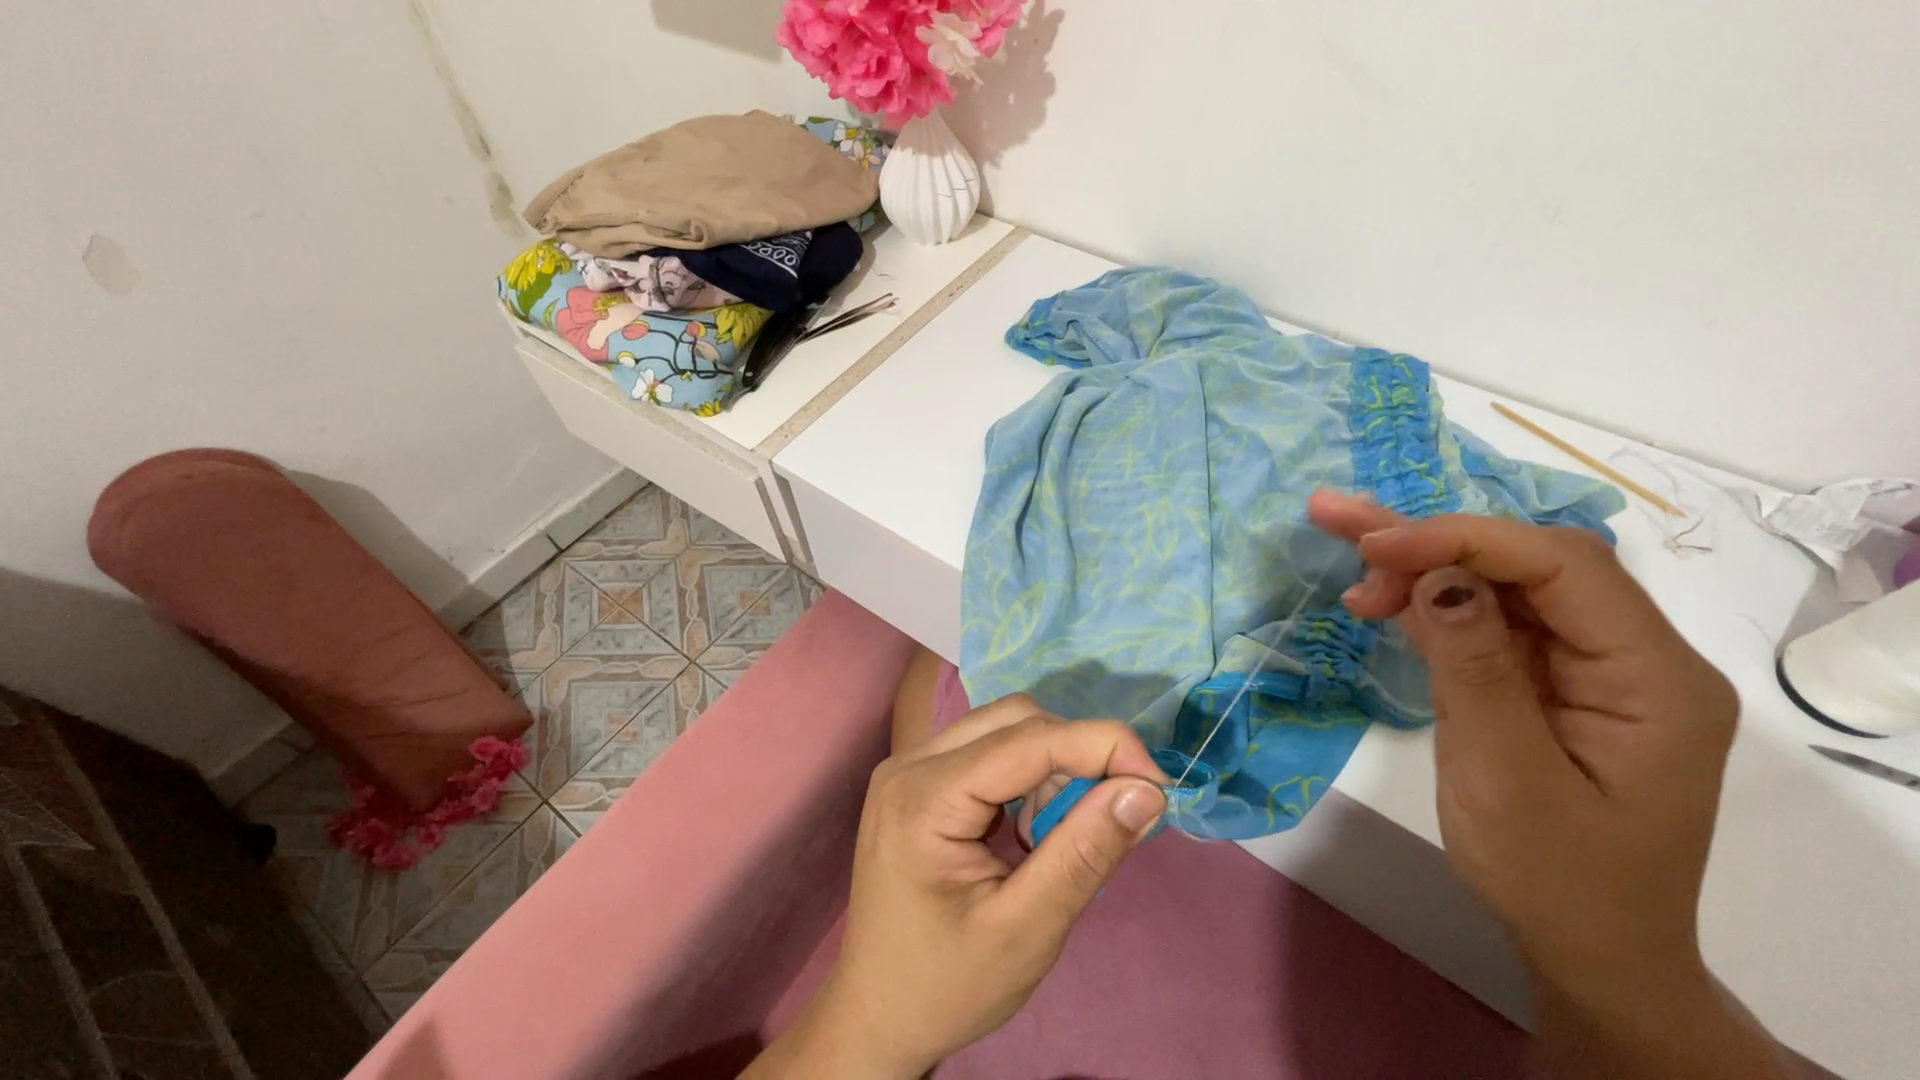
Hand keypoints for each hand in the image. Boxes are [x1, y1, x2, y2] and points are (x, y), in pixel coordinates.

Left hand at [748, 695, 1167, 1078]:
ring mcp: (911, 769)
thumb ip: (1085, 854)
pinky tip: (1032, 832)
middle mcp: (910, 765)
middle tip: (1110, 815)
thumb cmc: (947, 985)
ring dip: (1053, 768)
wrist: (878, 1015)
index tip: (1158, 783)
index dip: (1100, 745)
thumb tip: (1145, 790)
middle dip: (1075, 756)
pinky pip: (990, 753)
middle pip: (1015, 721)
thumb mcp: (1027, 930)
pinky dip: (1029, 779)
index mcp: (923, 798)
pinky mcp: (921, 782)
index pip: (1026, 739)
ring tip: (1058, 838)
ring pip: (1006, 730)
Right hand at [1310, 492, 1738, 997]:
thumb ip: (1477, 669)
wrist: (1588, 950)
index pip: (1562, 568)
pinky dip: (1433, 605)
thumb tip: (1439, 577)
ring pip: (1504, 585)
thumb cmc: (1555, 877)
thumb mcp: (1506, 778)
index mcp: (1654, 678)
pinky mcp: (1549, 681)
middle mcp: (1632, 656)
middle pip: (1532, 564)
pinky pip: (1492, 623)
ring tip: (1344, 546)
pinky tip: (1379, 597)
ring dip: (1424, 565)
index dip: (1465, 539)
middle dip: (1434, 538)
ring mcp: (1589, 667)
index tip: (1376, 546)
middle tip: (1340, 517)